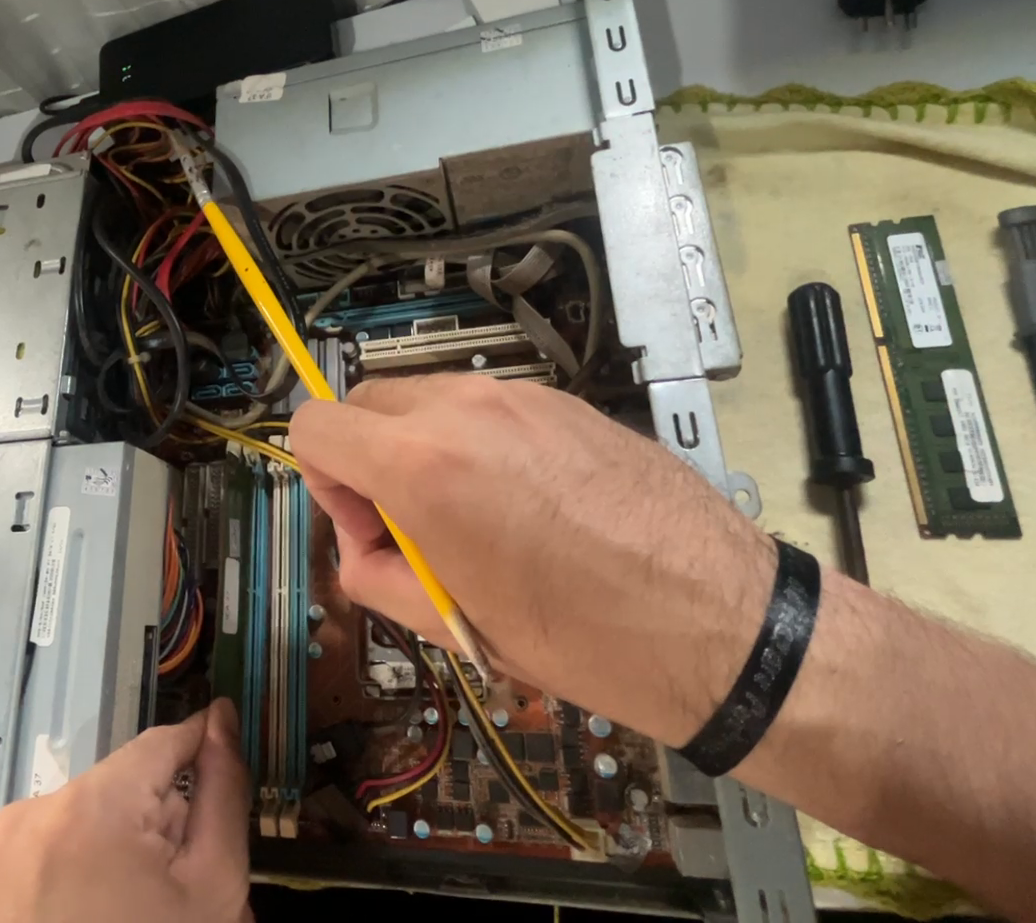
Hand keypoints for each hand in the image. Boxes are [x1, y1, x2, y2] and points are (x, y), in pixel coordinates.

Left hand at [0, 698, 249, 922]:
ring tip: (130, 902)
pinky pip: (45, 843)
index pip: (163, 741)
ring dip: (115, 841)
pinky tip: (86, 911)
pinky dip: (72, 862)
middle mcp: (32, 810)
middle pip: (123, 784)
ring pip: (84, 812)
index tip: (221, 776)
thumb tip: (220, 718)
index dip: (199, 753)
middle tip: (175, 881)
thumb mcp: (210, 887)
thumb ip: (223, 792)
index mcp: (91, 806)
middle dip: (157, 818)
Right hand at [291, 374, 777, 747]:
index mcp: (423, 464)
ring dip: (420, 448)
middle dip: (366, 459)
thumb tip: (359, 541)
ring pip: (424, 399)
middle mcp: (463, 409)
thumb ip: (372, 572)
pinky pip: (483, 405)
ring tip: (473, 517)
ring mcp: (518, 396)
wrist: (721, 623)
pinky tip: (524, 502)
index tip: (366, 526)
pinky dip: (473, 442)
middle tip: (412, 525)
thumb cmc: (581, 639)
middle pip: (364, 402)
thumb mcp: (450, 624)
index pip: (313, 426)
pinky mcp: (561, 400)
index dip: (320, 479)